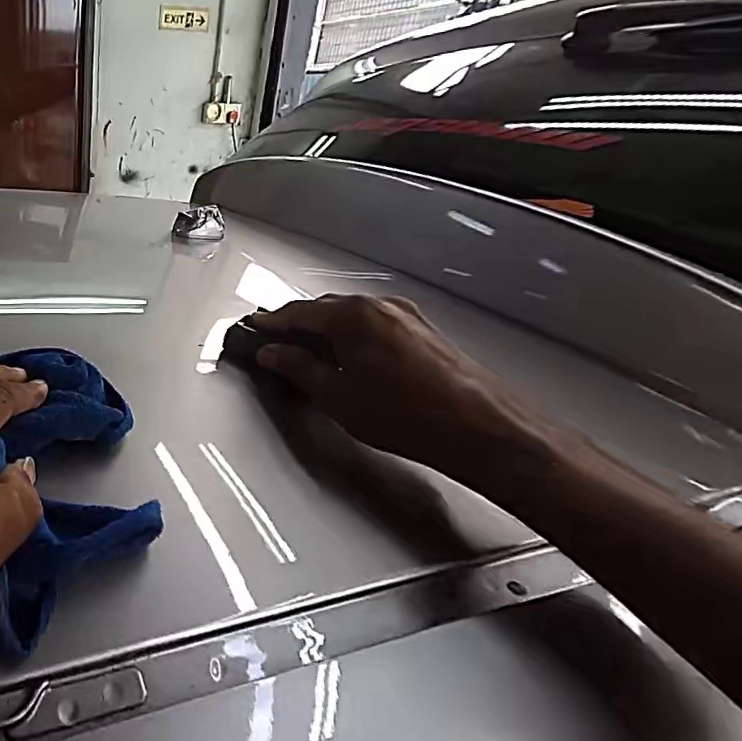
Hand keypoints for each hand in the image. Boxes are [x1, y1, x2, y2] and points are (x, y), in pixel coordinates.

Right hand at [246, 295, 553, 481]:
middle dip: (297, 325)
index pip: (296, 312)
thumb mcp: (334, 396)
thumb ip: (297, 368)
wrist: (485, 432)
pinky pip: (374, 326)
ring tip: (310, 358)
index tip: (257, 326)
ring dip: (326, 332)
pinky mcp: (425, 333)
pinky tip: (349, 362)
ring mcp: (407, 318)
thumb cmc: (417, 416)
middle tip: (276, 343)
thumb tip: (275, 354)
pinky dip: (353, 338)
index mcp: (353, 316)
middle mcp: (381, 308)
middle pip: (324, 309)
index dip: (271, 322)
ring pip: (351, 317)